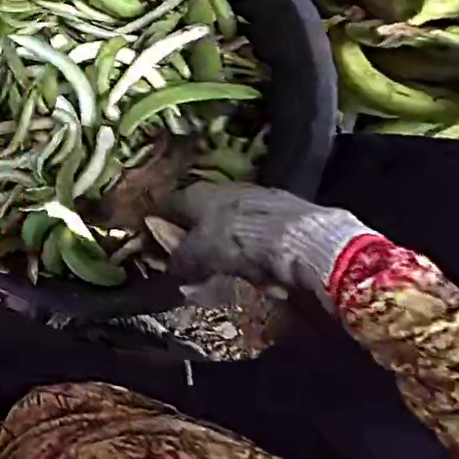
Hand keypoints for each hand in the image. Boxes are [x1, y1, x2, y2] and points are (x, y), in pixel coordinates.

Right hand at [169, 182, 376, 298]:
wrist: (301, 238)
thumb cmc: (237, 241)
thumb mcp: (199, 254)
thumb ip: (181, 260)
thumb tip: (170, 267)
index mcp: (196, 192)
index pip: (167, 204)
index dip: (159, 224)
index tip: (157, 245)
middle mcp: (222, 188)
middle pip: (199, 213)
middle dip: (195, 236)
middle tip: (194, 264)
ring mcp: (254, 197)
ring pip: (229, 221)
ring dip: (225, 243)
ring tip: (228, 270)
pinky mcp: (282, 211)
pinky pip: (257, 231)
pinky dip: (253, 248)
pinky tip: (260, 267)